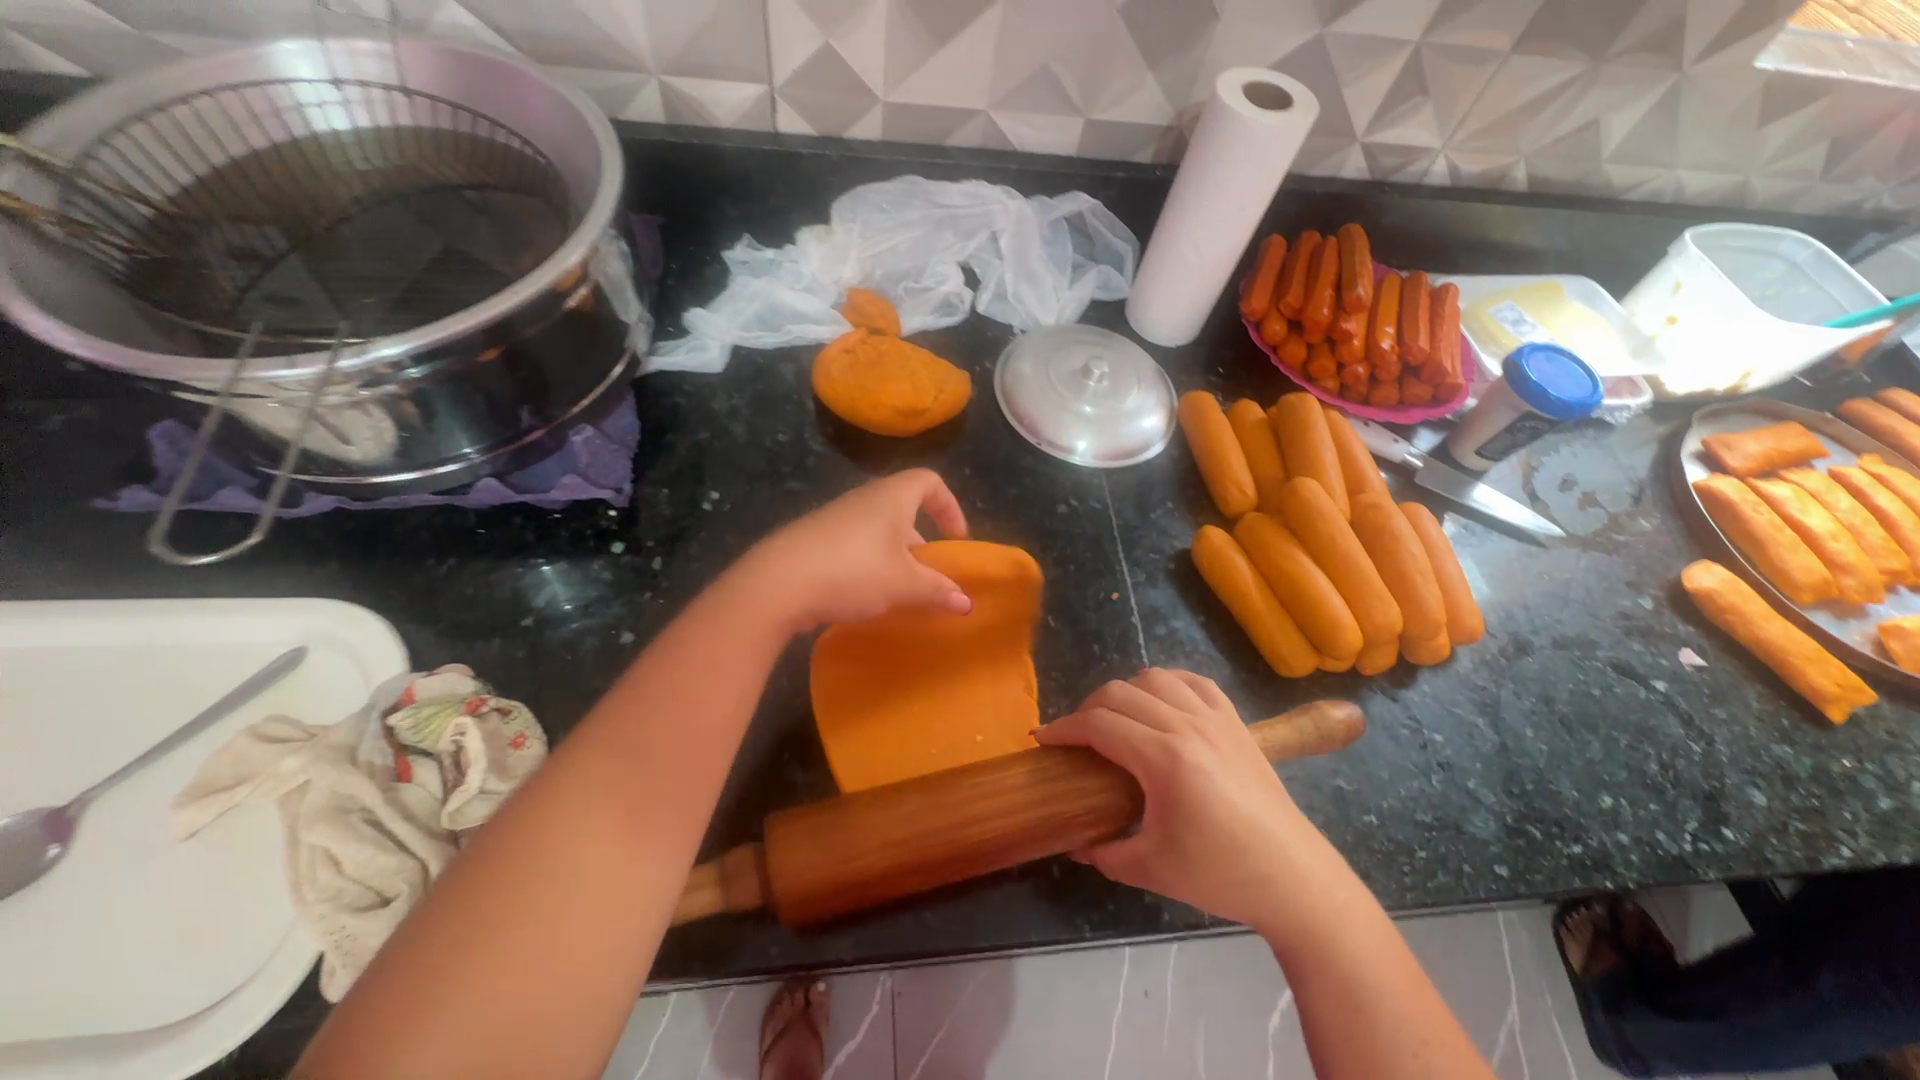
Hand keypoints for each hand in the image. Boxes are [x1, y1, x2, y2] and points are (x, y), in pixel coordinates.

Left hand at [741, 469, 971, 632]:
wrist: (777, 584)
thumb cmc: (853, 571)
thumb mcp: (904, 585)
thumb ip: (937, 591)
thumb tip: (966, 602)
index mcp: (890, 497)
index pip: (929, 481)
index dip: (949, 506)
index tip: (956, 539)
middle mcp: (862, 500)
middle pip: (903, 510)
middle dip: (921, 542)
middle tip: (929, 576)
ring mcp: (833, 520)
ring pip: (877, 533)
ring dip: (894, 559)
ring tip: (899, 594)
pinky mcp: (812, 542)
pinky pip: (852, 548)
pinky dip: (867, 568)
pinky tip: (864, 599)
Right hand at [1033, 669, 1316, 930]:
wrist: (1293, 879)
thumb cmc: (1220, 876)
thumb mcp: (1150, 869)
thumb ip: (1103, 851)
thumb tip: (1074, 842)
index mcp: (1164, 759)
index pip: (1099, 724)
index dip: (1063, 728)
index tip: (1042, 741)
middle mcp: (1189, 726)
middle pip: (1120, 693)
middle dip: (1086, 710)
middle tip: (1075, 740)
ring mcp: (1217, 720)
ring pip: (1156, 679)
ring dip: (1125, 693)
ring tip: (1115, 722)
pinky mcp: (1238, 724)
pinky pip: (1195, 683)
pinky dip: (1168, 684)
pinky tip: (1160, 704)